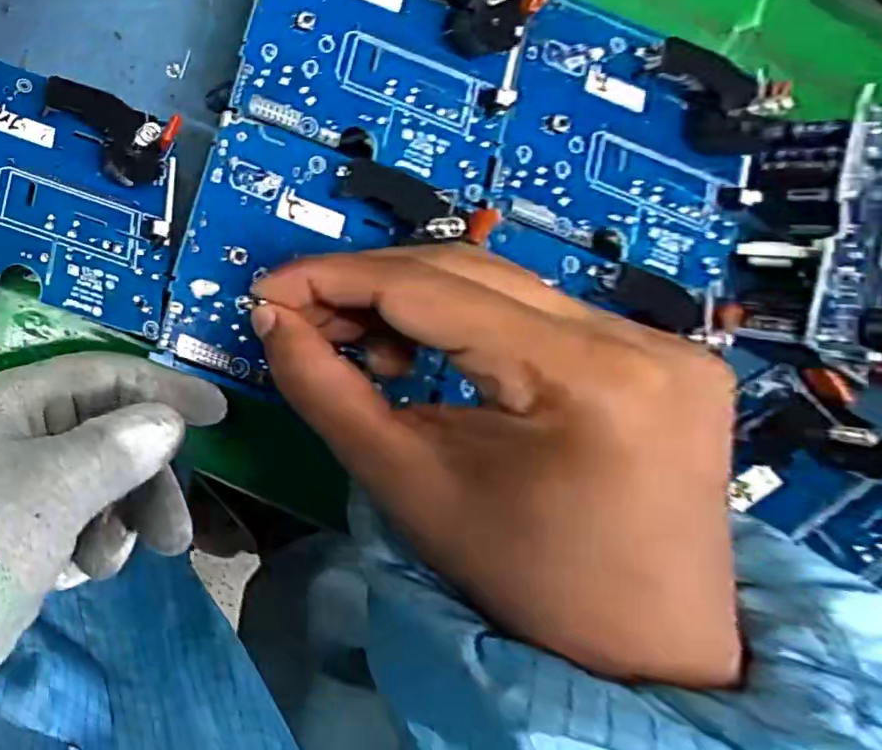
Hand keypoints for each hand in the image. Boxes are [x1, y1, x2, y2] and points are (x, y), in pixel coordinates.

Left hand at [0, 354, 227, 710]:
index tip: (220, 413)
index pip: (105, 374)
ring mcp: (36, 476)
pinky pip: (94, 516)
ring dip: (122, 519)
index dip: (161, 388)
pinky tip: (78, 568)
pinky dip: (98, 541)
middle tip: (174, 535)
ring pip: (112, 479)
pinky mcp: (41, 520)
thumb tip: (169, 420)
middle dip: (148, 480)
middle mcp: (31, 428)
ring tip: (103, 558)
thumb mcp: (53, 488)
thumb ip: (114, 450)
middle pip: (116, 432)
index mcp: (24, 400)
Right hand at [250, 245, 741, 687]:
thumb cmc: (511, 567)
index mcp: (586, 374)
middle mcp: (634, 338)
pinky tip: (404, 352)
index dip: (327, 278)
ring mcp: (649, 340)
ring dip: (391, 295)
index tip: (263, 291)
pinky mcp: (639, 350)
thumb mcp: (393, 472)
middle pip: (453, 269)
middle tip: (293, 315)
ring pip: (478, 278)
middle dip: (354, 284)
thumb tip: (269, 316)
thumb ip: (317, 383)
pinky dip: (435, 314)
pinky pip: (509, 303)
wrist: (635, 643)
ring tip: (347, 342)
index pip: (424, 287)